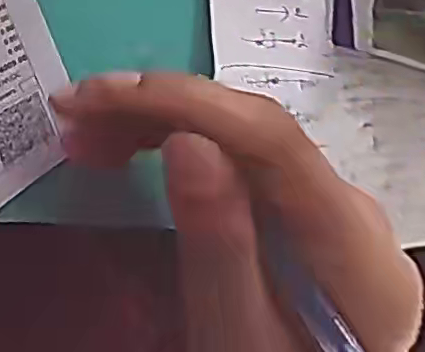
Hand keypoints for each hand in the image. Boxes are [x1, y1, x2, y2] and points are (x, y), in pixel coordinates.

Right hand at [52, 72, 423, 351]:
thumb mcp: (236, 339)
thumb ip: (220, 249)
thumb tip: (186, 141)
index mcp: (349, 242)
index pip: (268, 135)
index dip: (180, 100)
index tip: (100, 97)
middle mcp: (340, 202)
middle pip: (241, 121)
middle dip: (149, 104)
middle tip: (74, 110)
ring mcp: (313, 195)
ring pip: (225, 123)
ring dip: (147, 116)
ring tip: (84, 128)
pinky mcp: (283, 197)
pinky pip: (220, 144)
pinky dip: (164, 134)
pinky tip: (121, 142)